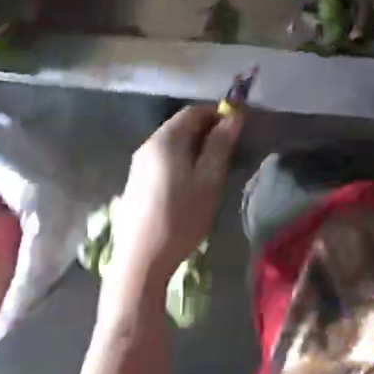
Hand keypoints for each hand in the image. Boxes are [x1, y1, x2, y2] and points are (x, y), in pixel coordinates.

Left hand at [107, 105, 242, 291]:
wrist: (140, 262)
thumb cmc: (180, 218)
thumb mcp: (209, 180)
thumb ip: (220, 144)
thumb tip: (234, 116)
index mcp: (165, 140)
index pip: (193, 112)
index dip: (217, 113)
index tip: (238, 127)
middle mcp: (148, 145)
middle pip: (181, 126)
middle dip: (207, 130)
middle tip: (230, 149)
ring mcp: (138, 165)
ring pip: (172, 144)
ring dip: (195, 147)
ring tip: (215, 168)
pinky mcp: (135, 183)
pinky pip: (163, 160)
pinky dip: (181, 160)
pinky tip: (191, 184)